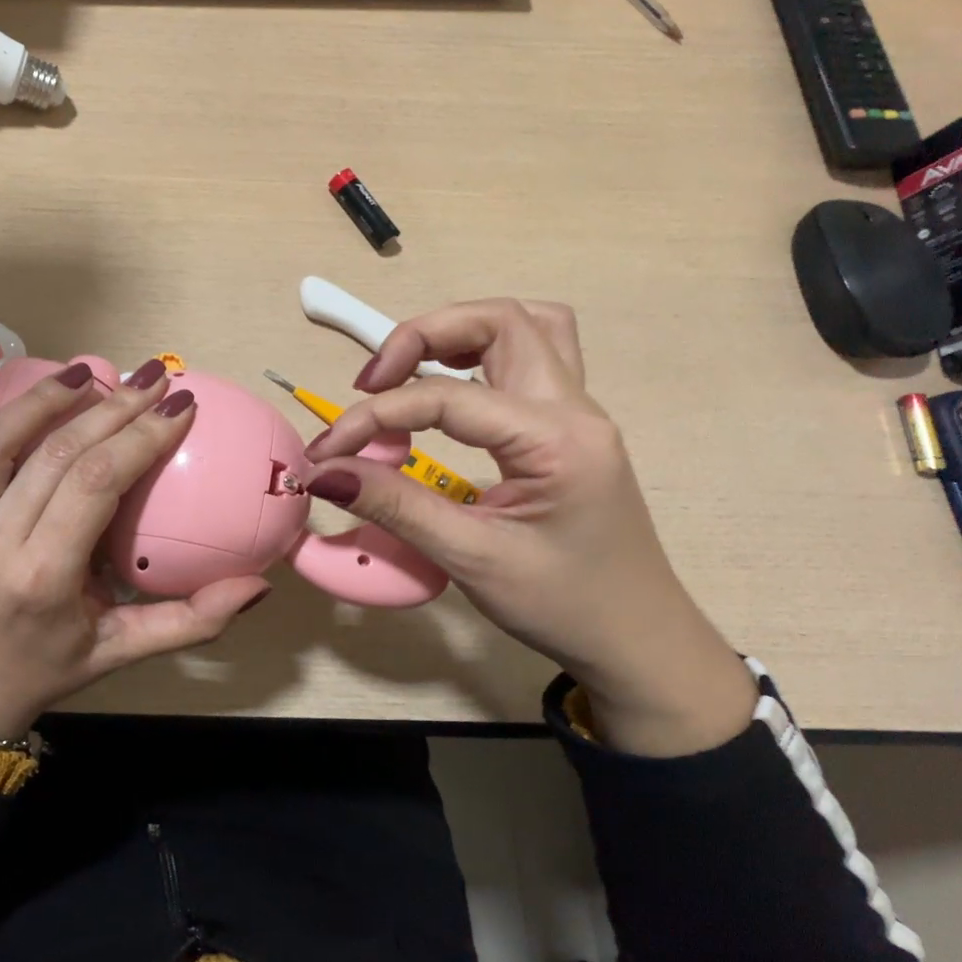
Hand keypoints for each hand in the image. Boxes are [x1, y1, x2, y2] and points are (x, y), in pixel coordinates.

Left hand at [0, 358, 271, 739]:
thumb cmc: (43, 668)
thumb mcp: (118, 653)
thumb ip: (188, 622)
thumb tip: (258, 585)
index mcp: (43, 577)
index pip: (97, 484)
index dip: (142, 436)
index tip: (179, 404)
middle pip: (56, 455)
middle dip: (112, 409)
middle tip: (151, 377)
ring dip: (40, 398)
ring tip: (86, 373)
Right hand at [305, 300, 755, 755]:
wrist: (637, 640)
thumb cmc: (563, 605)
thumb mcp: (471, 558)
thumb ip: (394, 506)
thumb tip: (323, 471)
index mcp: (556, 440)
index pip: (447, 396)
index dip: (375, 416)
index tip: (327, 452)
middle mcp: (573, 410)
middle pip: (502, 321)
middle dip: (423, 336)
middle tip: (371, 383)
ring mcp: (576, 415)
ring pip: (526, 328)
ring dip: (459, 334)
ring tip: (407, 373)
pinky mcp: (566, 430)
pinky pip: (529, 361)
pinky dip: (479, 358)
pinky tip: (445, 393)